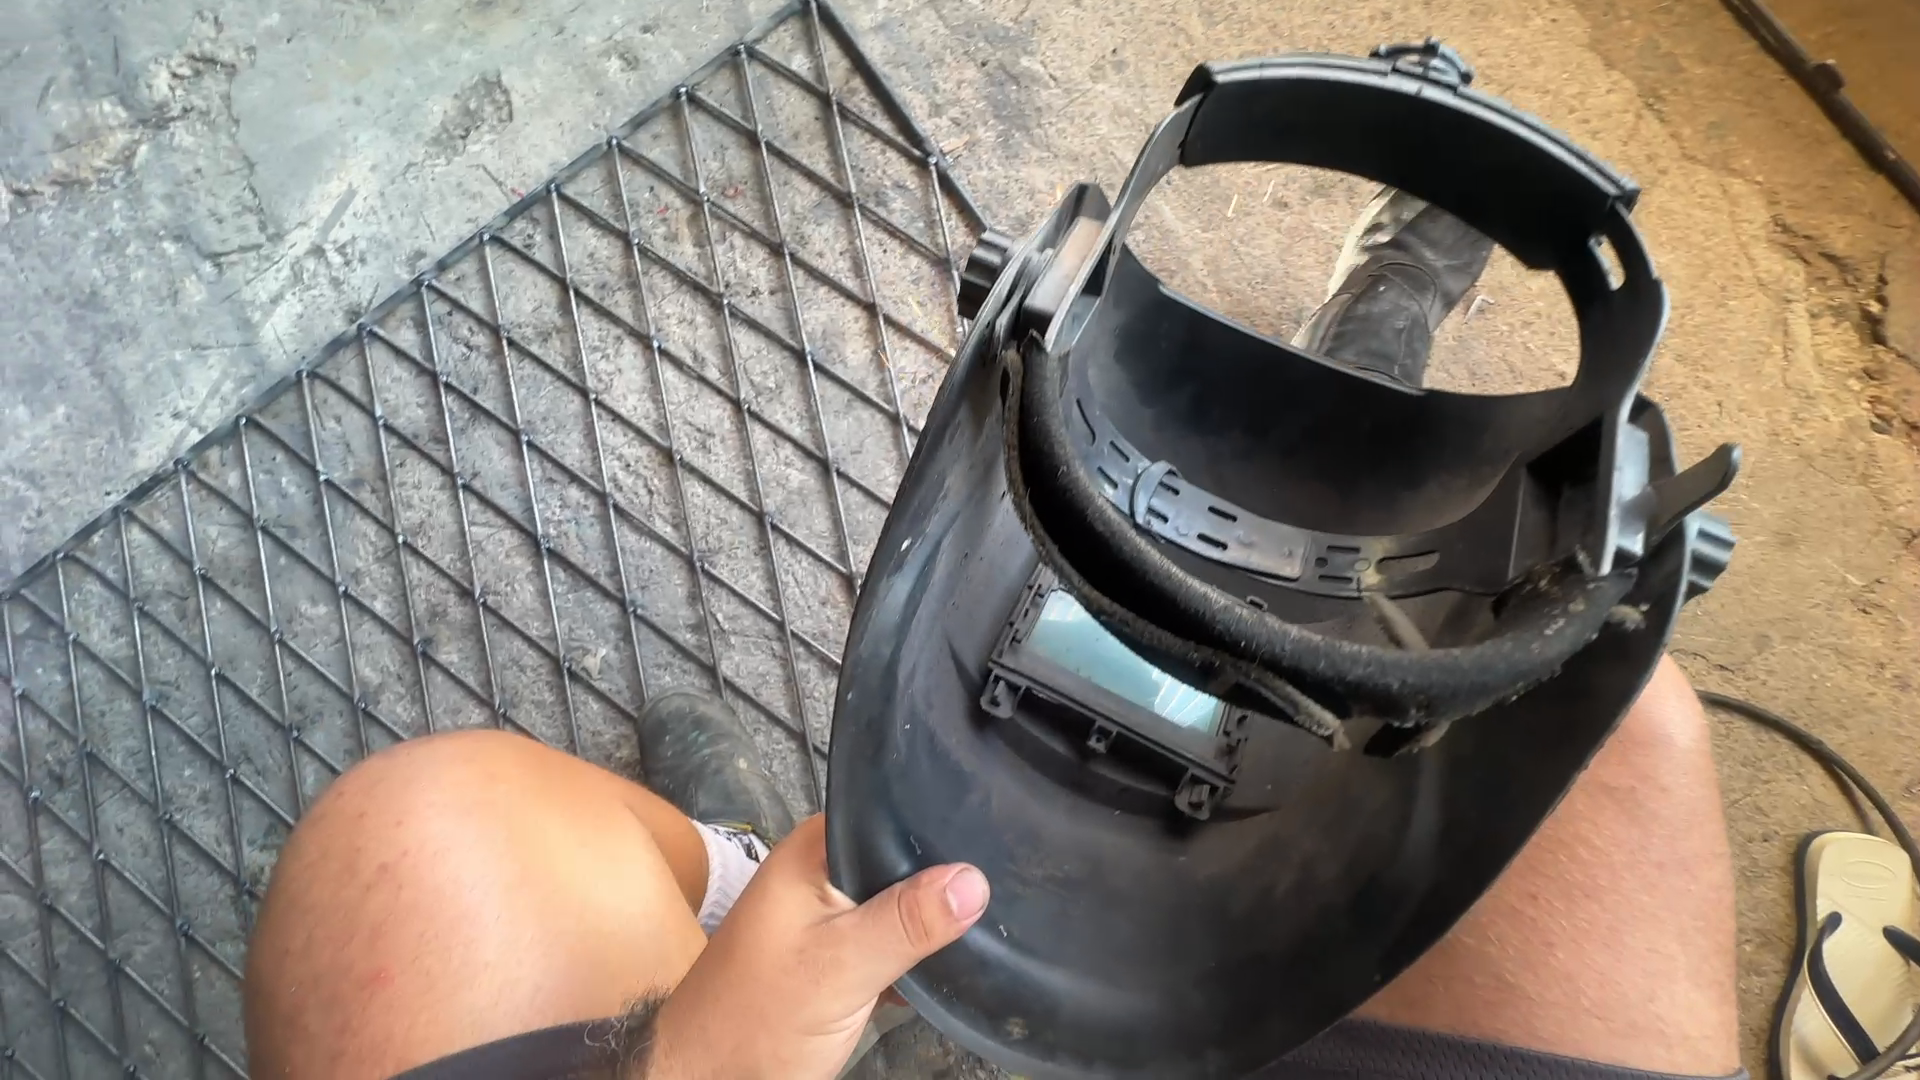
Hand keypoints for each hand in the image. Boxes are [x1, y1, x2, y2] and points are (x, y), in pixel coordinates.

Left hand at [646, 815, 989, 1078]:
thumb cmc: (761, 1017)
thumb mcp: (840, 967)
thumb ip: (906, 922)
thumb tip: (975, 879)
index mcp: (817, 845)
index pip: (891, 810)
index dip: (941, 819)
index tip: (995, 827)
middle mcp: (825, 866)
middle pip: (900, 853)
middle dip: (945, 870)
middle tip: (1005, 871)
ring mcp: (831, 909)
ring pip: (899, 895)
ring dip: (934, 911)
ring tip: (995, 906)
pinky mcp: (839, 948)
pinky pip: (892, 929)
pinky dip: (918, 942)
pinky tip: (960, 947)